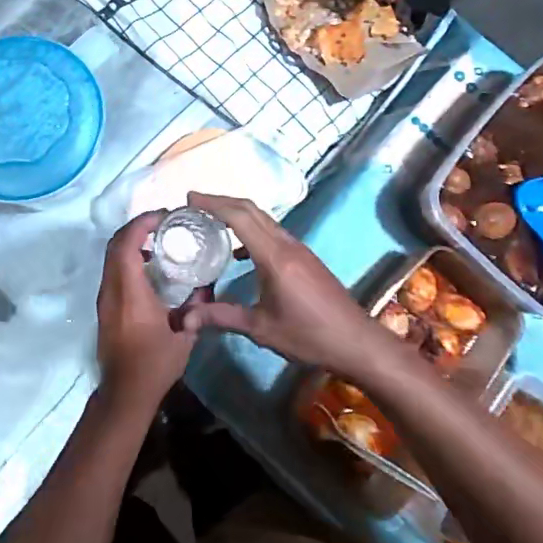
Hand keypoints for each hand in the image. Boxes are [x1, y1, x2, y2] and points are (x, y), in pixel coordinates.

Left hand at [96, 211, 196, 412]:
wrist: (125, 392)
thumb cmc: (155, 364)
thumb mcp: (185, 336)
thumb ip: (197, 308)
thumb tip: (208, 286)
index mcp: (130, 291)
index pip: (128, 244)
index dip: (142, 223)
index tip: (164, 217)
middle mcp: (111, 289)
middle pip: (115, 244)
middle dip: (136, 228)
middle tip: (162, 224)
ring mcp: (104, 298)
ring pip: (111, 257)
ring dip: (130, 243)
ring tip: (158, 242)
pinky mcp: (104, 306)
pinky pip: (112, 271)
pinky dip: (127, 258)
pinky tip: (149, 268)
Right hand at [179, 193, 384, 378]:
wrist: (357, 343)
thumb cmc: (309, 336)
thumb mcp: (261, 328)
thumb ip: (222, 318)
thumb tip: (185, 320)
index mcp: (274, 257)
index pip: (239, 217)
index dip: (213, 204)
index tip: (189, 199)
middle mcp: (287, 245)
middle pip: (251, 210)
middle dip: (221, 202)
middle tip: (194, 204)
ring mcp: (299, 249)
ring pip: (263, 219)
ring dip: (237, 213)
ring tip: (211, 220)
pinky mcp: (305, 258)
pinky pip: (272, 232)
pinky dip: (251, 228)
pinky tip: (239, 251)